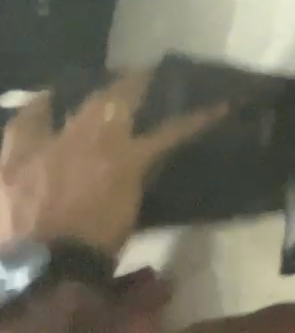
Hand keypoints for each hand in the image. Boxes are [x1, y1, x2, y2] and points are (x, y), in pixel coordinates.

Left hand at [0, 72, 225, 255]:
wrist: (40, 270)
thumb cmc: (96, 239)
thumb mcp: (129, 203)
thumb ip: (135, 173)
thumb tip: (145, 156)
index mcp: (124, 156)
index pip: (174, 128)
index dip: (199, 116)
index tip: (222, 106)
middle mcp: (84, 144)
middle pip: (109, 102)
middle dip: (127, 85)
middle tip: (138, 74)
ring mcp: (38, 155)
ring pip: (45, 114)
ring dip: (54, 100)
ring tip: (56, 91)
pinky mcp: (5, 170)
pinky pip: (12, 140)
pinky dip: (24, 125)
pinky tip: (29, 116)